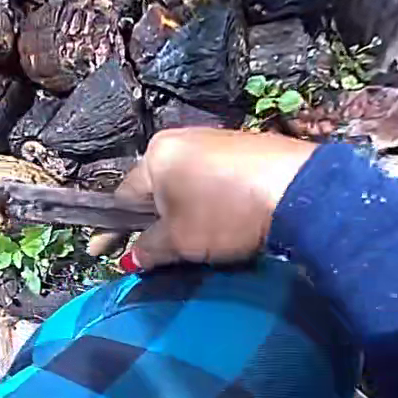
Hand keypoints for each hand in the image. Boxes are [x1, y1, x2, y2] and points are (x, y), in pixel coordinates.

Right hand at [115, 128, 316, 268]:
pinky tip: (220, 224)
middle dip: (150, 222)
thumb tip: (133, 257)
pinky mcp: (244, 150)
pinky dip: (207, 205)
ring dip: (181, 215)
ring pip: (184, 187)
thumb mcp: (180, 240)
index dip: (112, 230)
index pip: (122, 198)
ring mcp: (215, 142)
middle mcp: (181, 140)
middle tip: (153, 253)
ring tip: (191, 243)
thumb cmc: (225, 212)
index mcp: (156, 156)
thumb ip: (149, 248)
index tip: (100, 252)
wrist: (297, 190)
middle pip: (155, 190)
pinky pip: (211, 182)